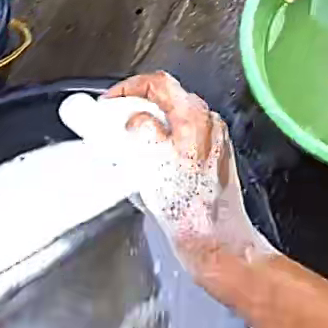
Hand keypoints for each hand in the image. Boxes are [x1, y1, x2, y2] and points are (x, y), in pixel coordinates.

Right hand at [102, 71, 275, 289]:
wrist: (218, 244)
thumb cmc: (190, 214)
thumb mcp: (154, 169)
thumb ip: (142, 134)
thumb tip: (135, 119)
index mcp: (194, 119)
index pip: (160, 83)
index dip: (129, 88)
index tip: (109, 103)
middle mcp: (209, 123)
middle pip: (168, 97)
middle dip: (137, 106)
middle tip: (113, 123)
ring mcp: (214, 140)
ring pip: (176, 118)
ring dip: (150, 125)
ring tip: (128, 147)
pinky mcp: (214, 157)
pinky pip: (184, 138)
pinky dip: (164, 142)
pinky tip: (150, 166)